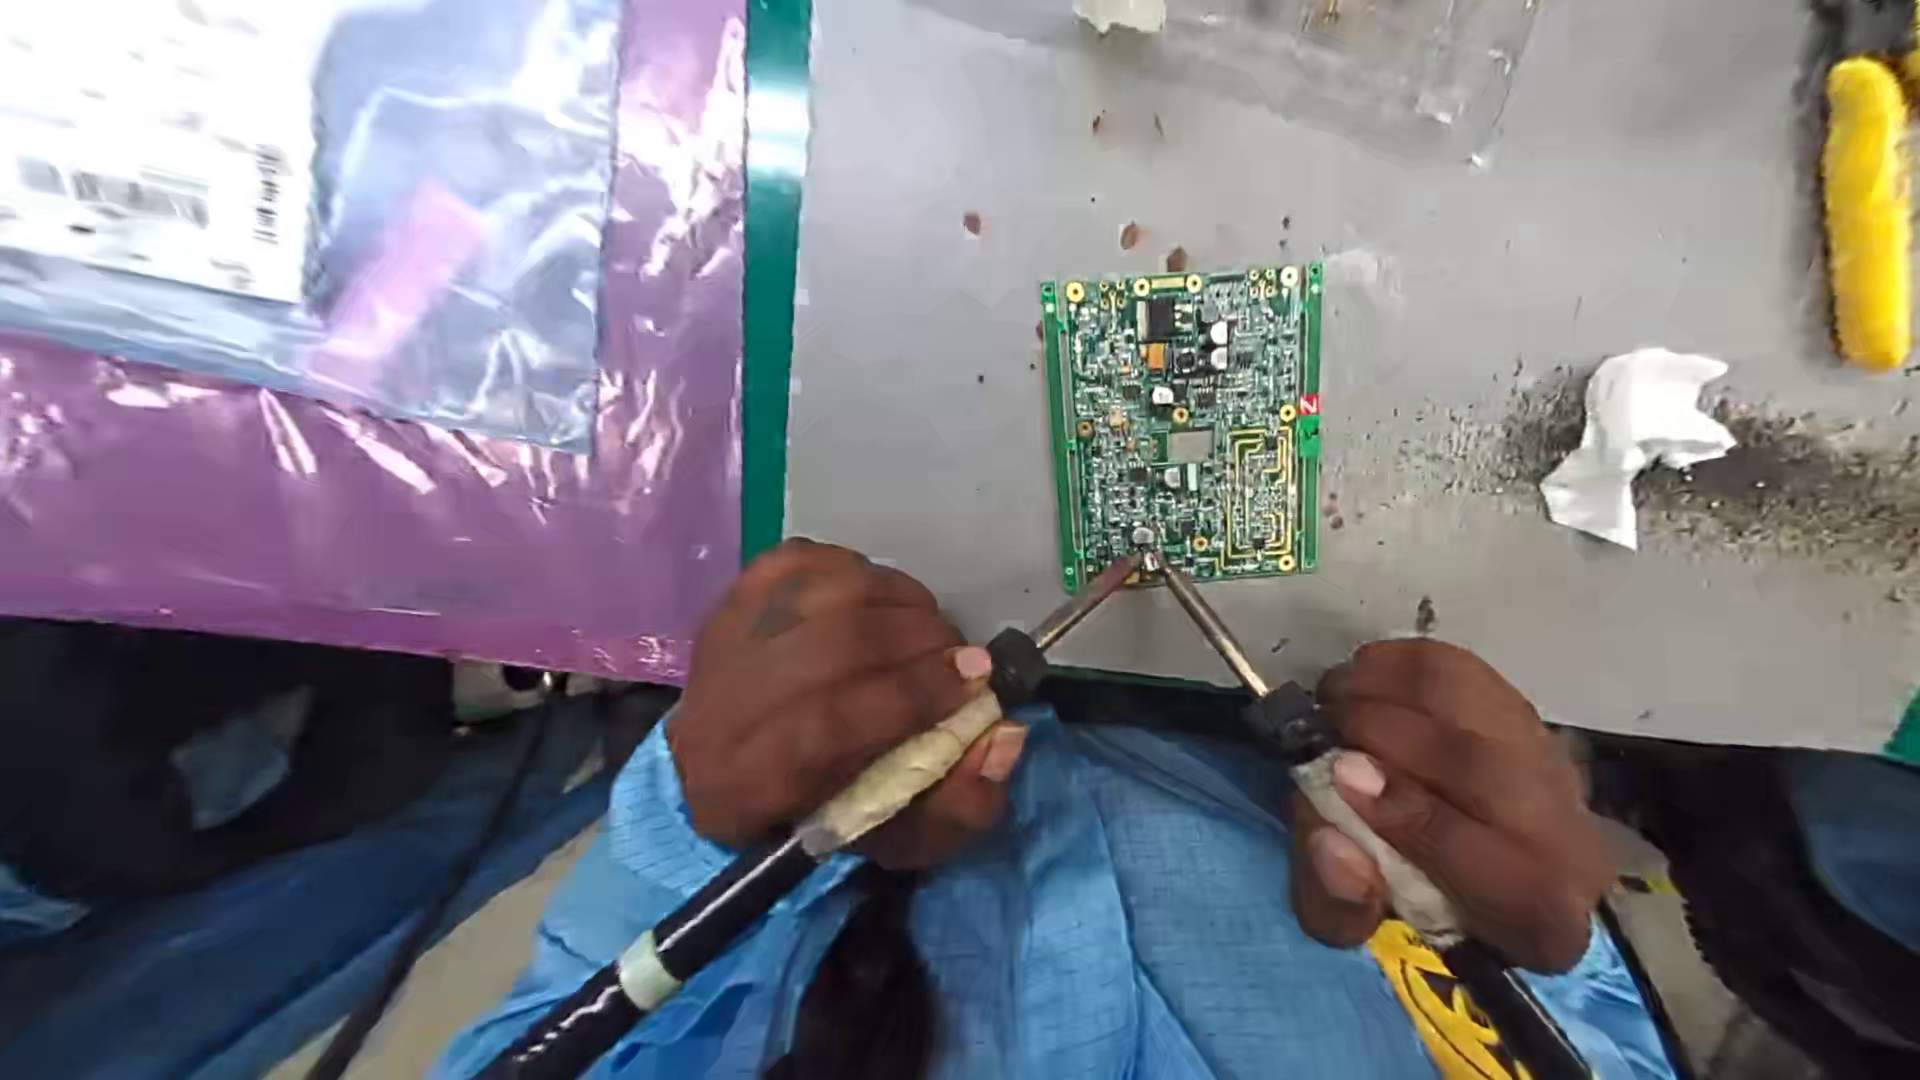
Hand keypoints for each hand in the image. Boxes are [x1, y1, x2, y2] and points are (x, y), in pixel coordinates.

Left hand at [669, 538, 1027, 868]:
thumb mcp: (897, 837)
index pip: (828, 725)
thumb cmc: (822, 806)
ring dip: (898, 599)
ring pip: (825, 592)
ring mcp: (725, 635)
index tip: (976, 679)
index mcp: (746, 784)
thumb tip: (1004, 734)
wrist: (736, 758)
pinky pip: (808, 559)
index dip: (911, 695)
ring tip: (929, 624)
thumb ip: (960, 803)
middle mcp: (719, 704)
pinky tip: (884, 598)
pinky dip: (862, 571)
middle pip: (831, 646)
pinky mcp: (734, 593)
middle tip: (961, 650)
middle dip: (917, 641)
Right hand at [1291, 639, 1611, 972]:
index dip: (1407, 814)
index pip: (1493, 867)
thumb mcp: (1352, 914)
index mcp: (1531, 913)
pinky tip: (1361, 680)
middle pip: (1473, 763)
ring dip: (1377, 687)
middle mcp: (1563, 834)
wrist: (1448, 839)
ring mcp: (1543, 758)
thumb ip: (1334, 896)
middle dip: (1375, 730)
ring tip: (1334, 700)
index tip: (1337, 773)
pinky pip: (1449, 663)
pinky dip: (1391, 663)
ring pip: (1460, 699)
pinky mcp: (1513, 704)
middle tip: (1321, 728)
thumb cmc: (1393, 881)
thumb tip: (1334, 844)